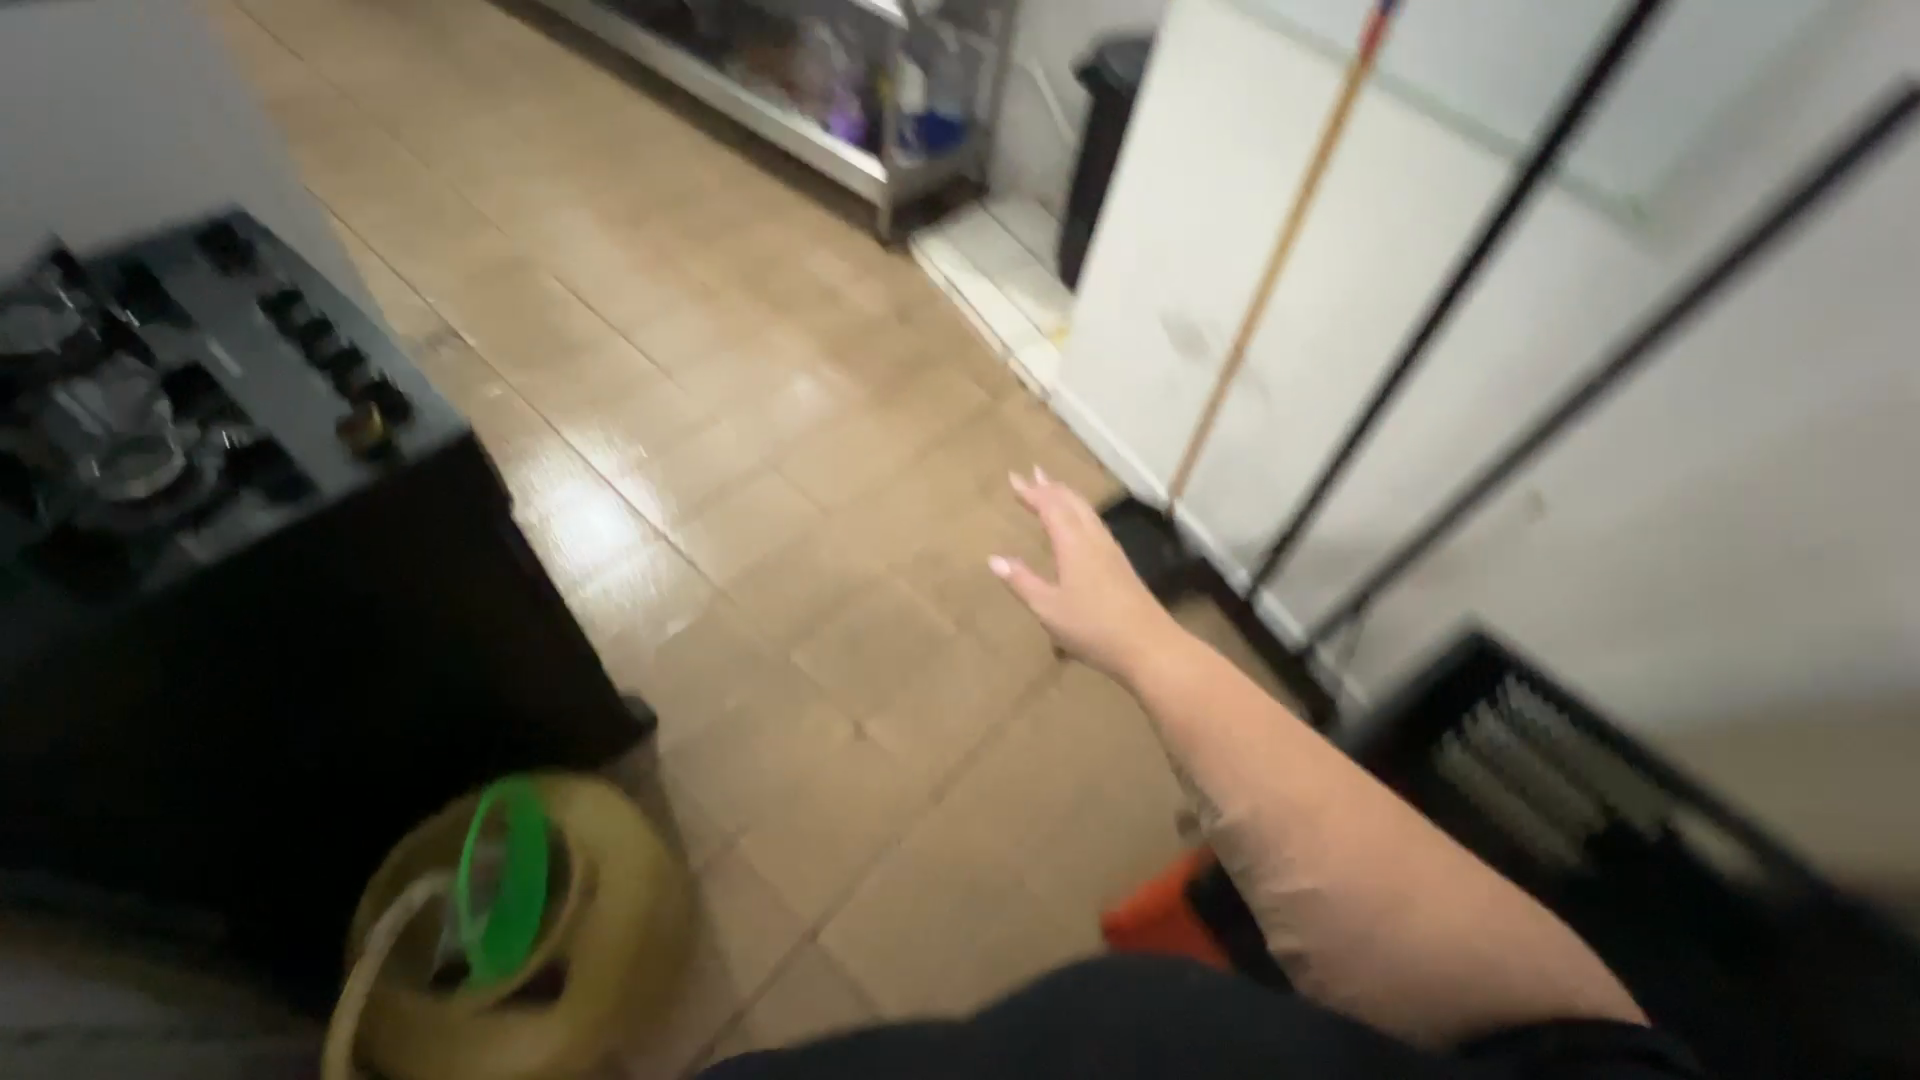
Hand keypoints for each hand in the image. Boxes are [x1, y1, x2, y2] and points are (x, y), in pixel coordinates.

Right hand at [990, 466, 1181, 680]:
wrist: (1149, 647)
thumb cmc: (1093, 628)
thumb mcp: (1048, 609)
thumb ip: (1022, 582)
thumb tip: (995, 558)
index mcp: (1073, 545)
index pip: (1050, 508)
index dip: (1032, 493)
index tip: (1014, 479)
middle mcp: (1094, 540)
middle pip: (1073, 503)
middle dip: (1052, 487)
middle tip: (1035, 473)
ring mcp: (1112, 552)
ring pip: (1088, 513)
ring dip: (1069, 497)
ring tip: (1055, 490)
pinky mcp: (1122, 566)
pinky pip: (1096, 526)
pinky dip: (1081, 514)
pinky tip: (1082, 526)